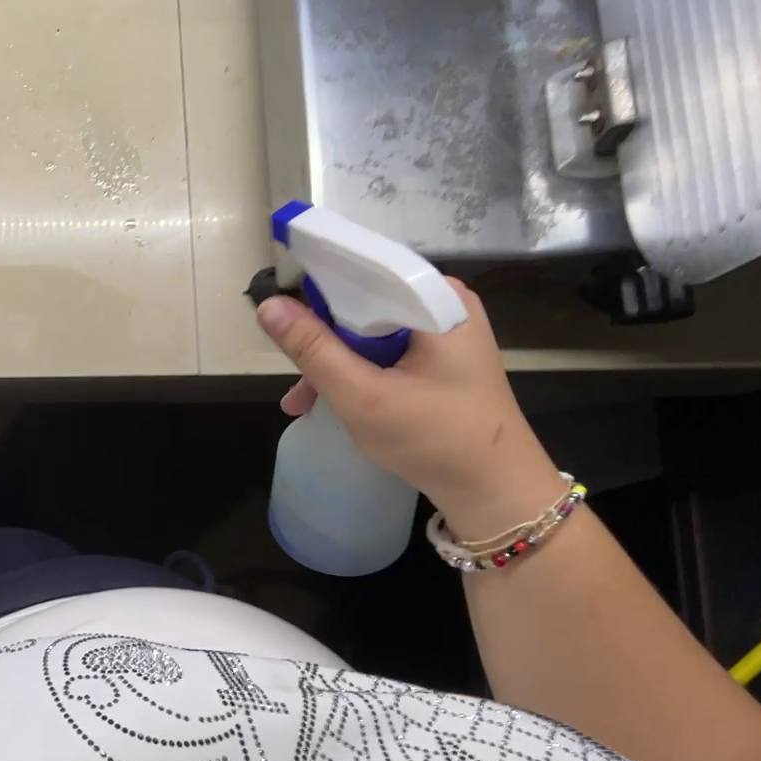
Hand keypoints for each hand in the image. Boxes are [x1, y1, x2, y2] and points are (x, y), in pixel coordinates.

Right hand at [256, 280, 564, 541]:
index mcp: (437, 300)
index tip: (277, 310)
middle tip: (289, 370)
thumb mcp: (361, 395)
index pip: (364, 269)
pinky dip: (352, 373)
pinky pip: (381, 351)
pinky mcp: (437, 359)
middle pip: (362, 302)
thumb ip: (312, 349)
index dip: (316, 284)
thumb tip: (267, 306)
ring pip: (366, 331)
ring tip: (299, 401)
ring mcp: (441, 333)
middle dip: (320, 336)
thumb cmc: (434, 440)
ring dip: (330, 361)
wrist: (493, 491)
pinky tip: (325, 402)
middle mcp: (442, 305)